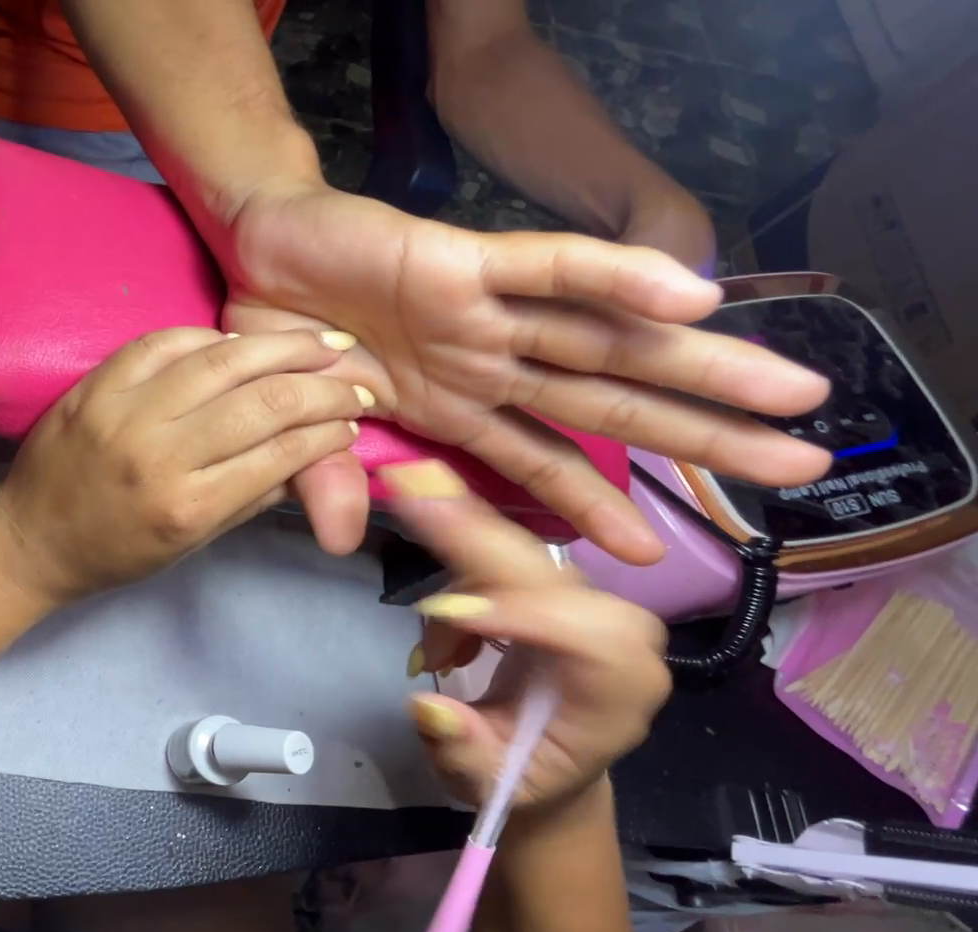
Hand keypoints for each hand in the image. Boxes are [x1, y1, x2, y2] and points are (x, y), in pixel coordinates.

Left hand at [0, 327, 367, 603]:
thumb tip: (313, 454)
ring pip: (218, 361)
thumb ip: (251, 497)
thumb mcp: (190, 543)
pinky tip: (236, 340)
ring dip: (278, 346)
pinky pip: (160, 343)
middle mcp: (159, 455)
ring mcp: (122, 414)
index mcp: (188, 506)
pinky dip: (206, 336)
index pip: (281, 453)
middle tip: (351, 374)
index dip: (328, 431)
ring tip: (317, 341)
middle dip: (320, 385)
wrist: (31, 540)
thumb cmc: (116, 553)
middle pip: (261, 401)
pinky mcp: (94, 387)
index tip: (353, 417)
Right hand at [217, 180, 831, 563]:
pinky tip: (689, 296)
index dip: (592, 502)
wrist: (262, 252)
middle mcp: (481, 364)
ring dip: (693, 363)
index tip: (652, 552)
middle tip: (797, 472)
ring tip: (792, 394)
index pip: (533, 461)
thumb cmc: (280, 337)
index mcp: (446, 407)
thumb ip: (325, 477)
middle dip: (694, 436)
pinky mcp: (463, 262)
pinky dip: (613, 280)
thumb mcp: (300, 422)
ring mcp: (479, 314)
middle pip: (600, 402)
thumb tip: (339, 542)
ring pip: (599, 339)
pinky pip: (549, 269)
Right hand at [383, 459, 669, 811]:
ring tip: (436, 657)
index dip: (518, 615)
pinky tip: (450, 633)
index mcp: (621, 690)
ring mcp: (591, 603)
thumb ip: (462, 750)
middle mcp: (621, 636)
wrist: (551, 761)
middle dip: (475, 535)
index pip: (586, 634)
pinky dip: (458, 577)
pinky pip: (502, 559)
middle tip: (410, 485)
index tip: (444, 614)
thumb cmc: (524, 776)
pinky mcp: (560, 587)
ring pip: (514, 558)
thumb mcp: (487, 784)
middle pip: (547, 573)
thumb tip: (428, 702)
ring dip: (455, 584)